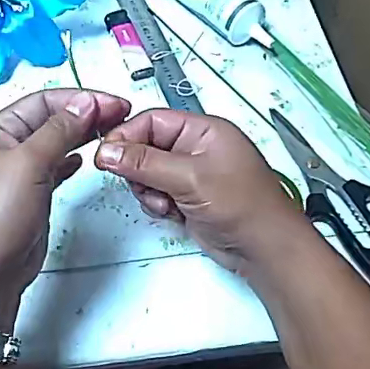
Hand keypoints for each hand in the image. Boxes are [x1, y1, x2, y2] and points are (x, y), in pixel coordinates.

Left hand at [0, 89, 130, 326]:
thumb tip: (85, 103)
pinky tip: (84, 158)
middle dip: (87, 113)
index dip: (82, 99)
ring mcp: (18, 172)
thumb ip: (60, 130)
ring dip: (83, 134)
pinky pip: (55, 167)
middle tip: (121, 114)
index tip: (114, 103)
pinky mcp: (30, 195)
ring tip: (112, 132)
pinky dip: (72, 160)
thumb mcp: (28, 163)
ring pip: (56, 142)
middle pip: (52, 119)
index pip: (46, 101)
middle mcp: (5, 147)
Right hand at [92, 109, 311, 276]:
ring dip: (148, 191)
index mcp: (203, 130)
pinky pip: (157, 194)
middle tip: (145, 186)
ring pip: (148, 174)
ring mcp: (192, 174)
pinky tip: (173, 214)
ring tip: (166, 204)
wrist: (263, 247)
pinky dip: (158, 205)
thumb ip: (144, 163)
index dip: (126, 137)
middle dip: (139, 170)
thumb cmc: (242, 205)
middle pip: (146, 148)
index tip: (106, 156)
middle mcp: (196, 148)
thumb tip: (107, 150)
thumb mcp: (189, 178)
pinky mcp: (189, 198)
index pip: (152, 120)